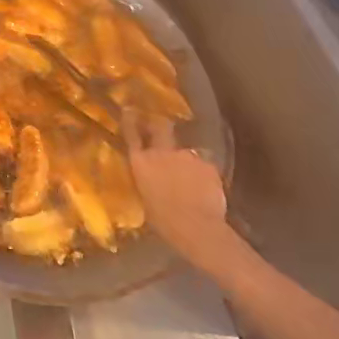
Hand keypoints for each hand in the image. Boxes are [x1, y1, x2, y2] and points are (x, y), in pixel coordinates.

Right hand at [122, 108, 239, 272]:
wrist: (197, 228)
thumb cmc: (164, 221)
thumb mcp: (146, 198)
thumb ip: (147, 180)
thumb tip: (151, 176)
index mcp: (141, 162)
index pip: (132, 134)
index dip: (130, 120)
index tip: (130, 111)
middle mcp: (162, 152)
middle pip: (160, 127)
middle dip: (160, 125)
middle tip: (160, 127)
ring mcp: (187, 156)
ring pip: (186, 151)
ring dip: (185, 160)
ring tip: (190, 178)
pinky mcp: (208, 165)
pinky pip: (203, 165)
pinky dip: (203, 173)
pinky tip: (206, 188)